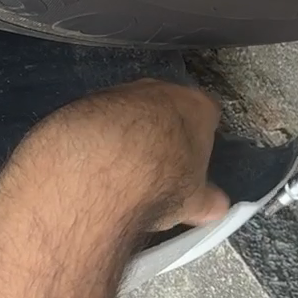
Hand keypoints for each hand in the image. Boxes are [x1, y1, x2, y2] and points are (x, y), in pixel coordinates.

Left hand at [0, 78, 229, 240]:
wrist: (95, 172)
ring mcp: (119, 94)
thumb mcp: (196, 202)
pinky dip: (96, 144)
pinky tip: (92, 173)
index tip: (190, 166)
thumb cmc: (160, 181)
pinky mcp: (81, 105)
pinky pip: (96, 125)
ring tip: (118, 178)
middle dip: (162, 137)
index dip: (199, 143)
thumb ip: (208, 200)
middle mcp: (161, 90)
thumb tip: (215, 207)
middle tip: (155, 173)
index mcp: (198, 106)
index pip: (207, 117)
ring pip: (128, 116)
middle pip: (166, 111)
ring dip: (126, 140)